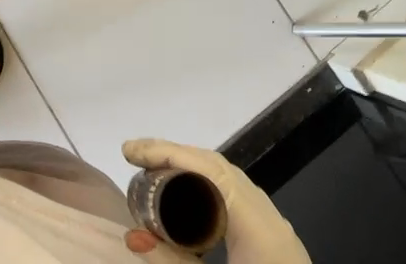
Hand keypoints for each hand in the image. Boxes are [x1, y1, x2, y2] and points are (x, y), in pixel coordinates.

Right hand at [122, 138, 310, 263]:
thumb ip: (171, 263)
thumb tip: (134, 239)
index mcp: (258, 231)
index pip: (211, 170)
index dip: (168, 152)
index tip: (130, 153)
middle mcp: (270, 220)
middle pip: (219, 167)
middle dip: (175, 155)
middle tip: (135, 158)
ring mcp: (275, 231)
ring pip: (230, 181)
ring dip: (191, 169)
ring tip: (154, 172)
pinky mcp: (273, 244)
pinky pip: (238, 200)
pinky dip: (207, 188)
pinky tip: (188, 197)